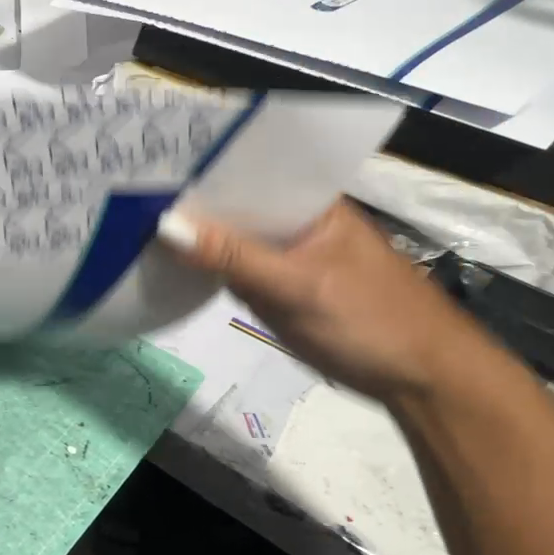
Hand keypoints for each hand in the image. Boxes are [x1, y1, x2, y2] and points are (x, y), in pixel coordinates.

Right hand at [158, 201, 485, 403]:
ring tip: (129, 220)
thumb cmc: (374, 322)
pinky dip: (203, 263)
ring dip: (190, 233)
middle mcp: (297, 222)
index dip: (197, 170)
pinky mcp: (278, 284)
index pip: (246, 172)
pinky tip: (165, 259)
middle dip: (185, 202)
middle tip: (123, 195)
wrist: (430, 385)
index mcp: (313, 204)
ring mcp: (287, 254)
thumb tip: (161, 224)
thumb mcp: (297, 287)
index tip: (143, 169)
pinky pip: (230, 265)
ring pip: (227, 236)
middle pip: (230, 204)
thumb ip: (230, 256)